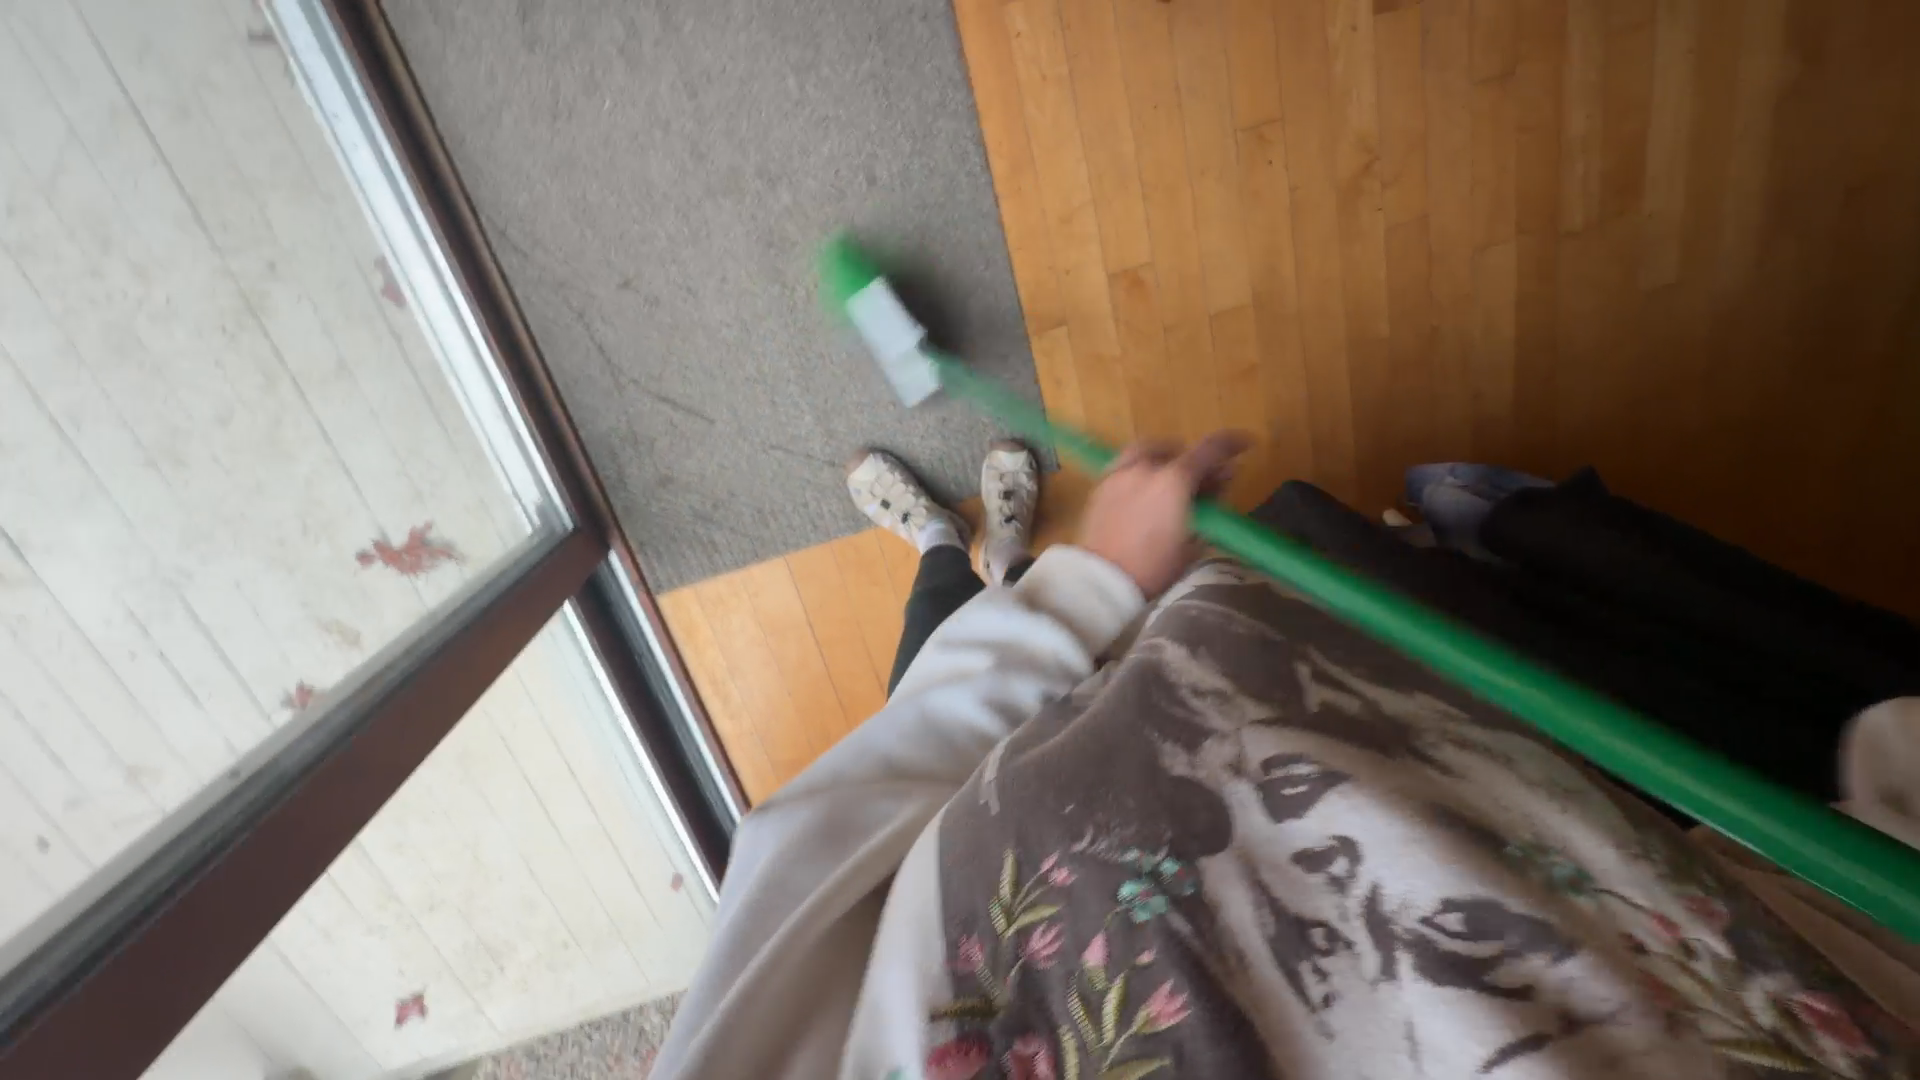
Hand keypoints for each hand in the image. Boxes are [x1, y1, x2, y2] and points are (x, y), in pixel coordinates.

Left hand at [1077, 431, 1250, 597]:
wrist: (1101, 579)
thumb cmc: (1153, 567)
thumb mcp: (1193, 542)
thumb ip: (1209, 504)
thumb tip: (1221, 480)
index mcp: (1174, 480)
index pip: (1210, 449)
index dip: (1233, 443)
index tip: (1246, 444)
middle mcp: (1145, 468)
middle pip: (1177, 449)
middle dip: (1194, 458)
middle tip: (1204, 478)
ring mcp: (1119, 474)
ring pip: (1146, 450)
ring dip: (1165, 458)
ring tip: (1172, 479)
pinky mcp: (1100, 486)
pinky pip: (1125, 465)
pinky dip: (1141, 468)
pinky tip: (1145, 489)